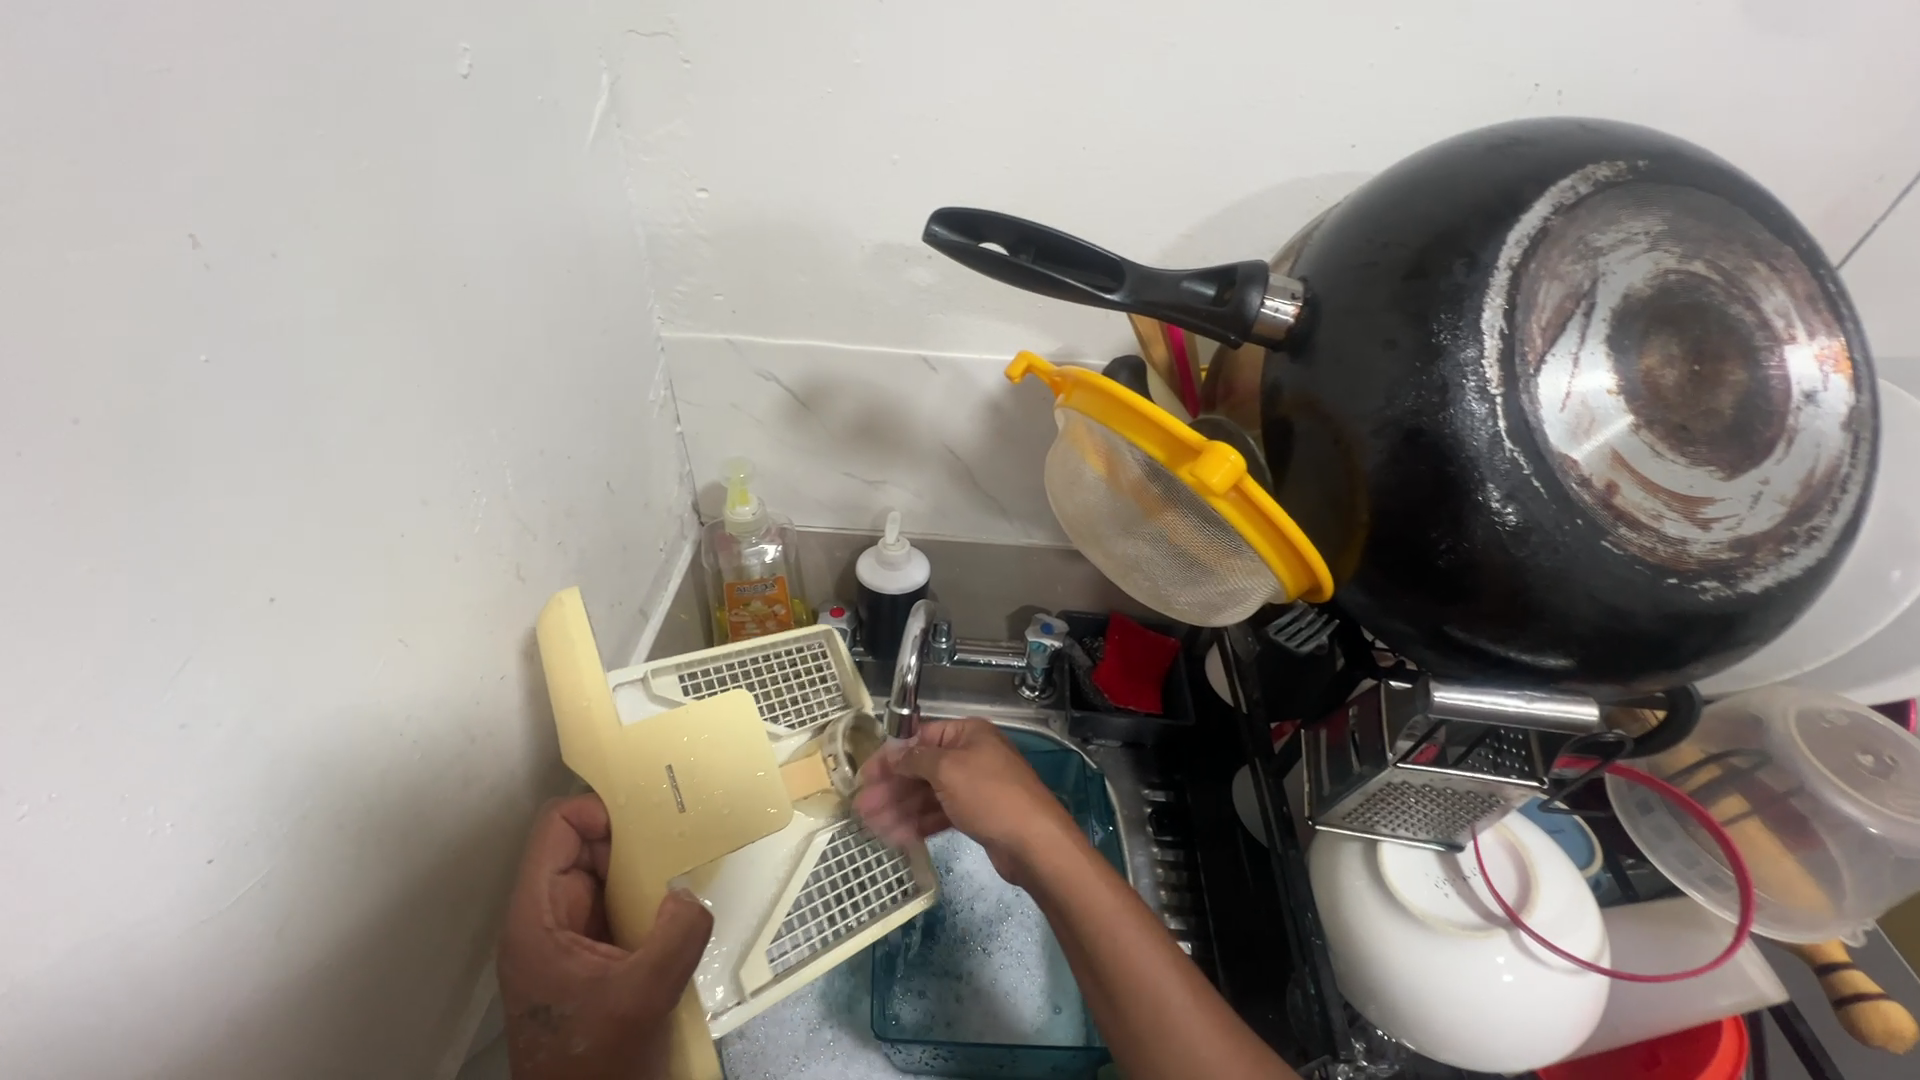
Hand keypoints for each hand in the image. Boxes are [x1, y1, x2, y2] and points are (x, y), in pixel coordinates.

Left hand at [497, 794, 713, 1079]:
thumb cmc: (598, 1063)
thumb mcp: (644, 997)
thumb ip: (677, 934)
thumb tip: (687, 892)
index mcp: (537, 920)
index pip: (557, 830)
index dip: (598, 812)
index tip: (650, 820)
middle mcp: (547, 920)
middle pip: (583, 846)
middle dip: (630, 837)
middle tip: (679, 835)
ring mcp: (570, 939)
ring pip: (604, 874)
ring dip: (643, 867)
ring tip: (686, 864)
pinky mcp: (594, 956)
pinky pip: (618, 903)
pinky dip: (647, 894)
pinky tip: (679, 903)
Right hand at [853, 718, 1081, 886]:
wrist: (1034, 842)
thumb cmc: (990, 795)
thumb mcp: (948, 769)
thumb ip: (915, 759)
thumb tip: (894, 754)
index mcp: (968, 734)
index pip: (921, 738)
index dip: (891, 756)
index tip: (866, 775)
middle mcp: (971, 756)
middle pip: (922, 769)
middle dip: (891, 788)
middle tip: (862, 808)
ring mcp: (975, 788)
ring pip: (929, 795)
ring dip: (900, 808)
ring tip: (872, 826)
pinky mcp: (977, 816)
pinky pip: (940, 814)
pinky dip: (919, 822)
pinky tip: (897, 835)